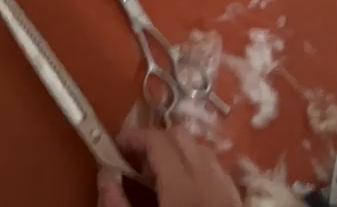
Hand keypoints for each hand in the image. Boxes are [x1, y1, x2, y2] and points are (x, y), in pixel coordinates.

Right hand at [96, 125, 242, 206]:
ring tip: (160, 178)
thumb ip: (115, 205)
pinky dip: (200, 171)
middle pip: (182, 137)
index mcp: (183, 190)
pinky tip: (187, 195)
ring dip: (179, 154)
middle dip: (155, 141)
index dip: (133, 137)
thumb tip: (106, 173)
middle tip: (136, 163)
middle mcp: (212, 186)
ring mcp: (231, 199)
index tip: (116, 149)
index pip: (158, 140)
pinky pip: (220, 176)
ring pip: (205, 153)